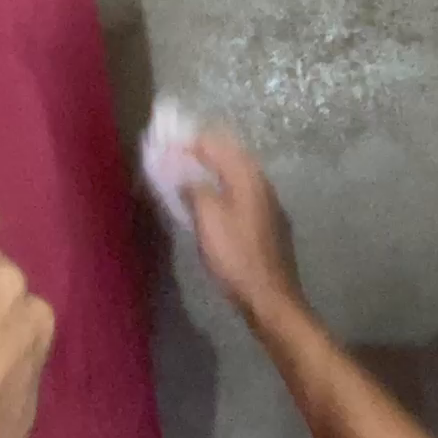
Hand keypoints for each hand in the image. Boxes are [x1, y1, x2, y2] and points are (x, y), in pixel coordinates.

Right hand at [185, 129, 303, 314]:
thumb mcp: (208, 219)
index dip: (191, 141)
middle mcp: (262, 183)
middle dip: (204, 150)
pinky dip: (224, 186)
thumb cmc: (235, 255)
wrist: (269, 295)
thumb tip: (184, 176)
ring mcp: (269, 203)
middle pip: (232, 155)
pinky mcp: (269, 222)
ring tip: (190, 172)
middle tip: (177, 153)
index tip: (167, 143)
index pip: (217, 145)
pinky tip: (213, 198)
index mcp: (247, 177)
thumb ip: (194, 189)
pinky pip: (242, 191)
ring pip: (238, 174)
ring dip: (215, 168)